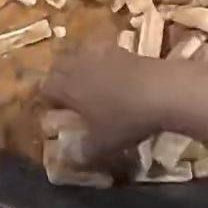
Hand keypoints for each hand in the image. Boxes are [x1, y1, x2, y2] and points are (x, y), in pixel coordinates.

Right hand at [43, 47, 190, 156]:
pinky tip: (112, 73)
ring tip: (87, 81)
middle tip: (67, 96)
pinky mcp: (121, 48)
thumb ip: (82, 152)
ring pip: (78, 53)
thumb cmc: (125, 119)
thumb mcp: (103, 144)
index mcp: (66, 86)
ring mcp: (100, 52)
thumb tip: (68, 159)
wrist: (162, 89)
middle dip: (58, 79)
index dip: (46, 99)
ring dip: (78, 65)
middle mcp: (77, 64)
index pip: (45, 88)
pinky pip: (101, 50)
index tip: (52, 111)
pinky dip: (100, 60)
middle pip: (58, 66)